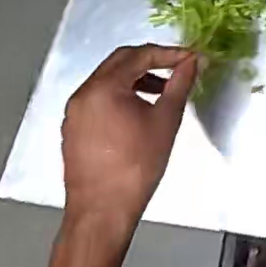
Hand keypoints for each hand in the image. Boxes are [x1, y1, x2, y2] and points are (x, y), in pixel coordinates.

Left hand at [60, 44, 198, 231]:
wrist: (102, 213)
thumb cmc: (137, 166)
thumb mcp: (166, 120)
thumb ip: (180, 83)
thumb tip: (192, 61)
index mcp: (103, 87)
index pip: (139, 55)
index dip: (168, 53)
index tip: (190, 58)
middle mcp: (83, 94)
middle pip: (120, 61)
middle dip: (151, 59)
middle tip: (177, 66)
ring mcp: (74, 112)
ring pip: (108, 79)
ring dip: (136, 77)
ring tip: (162, 90)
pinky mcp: (73, 129)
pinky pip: (99, 98)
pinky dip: (121, 94)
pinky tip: (140, 109)